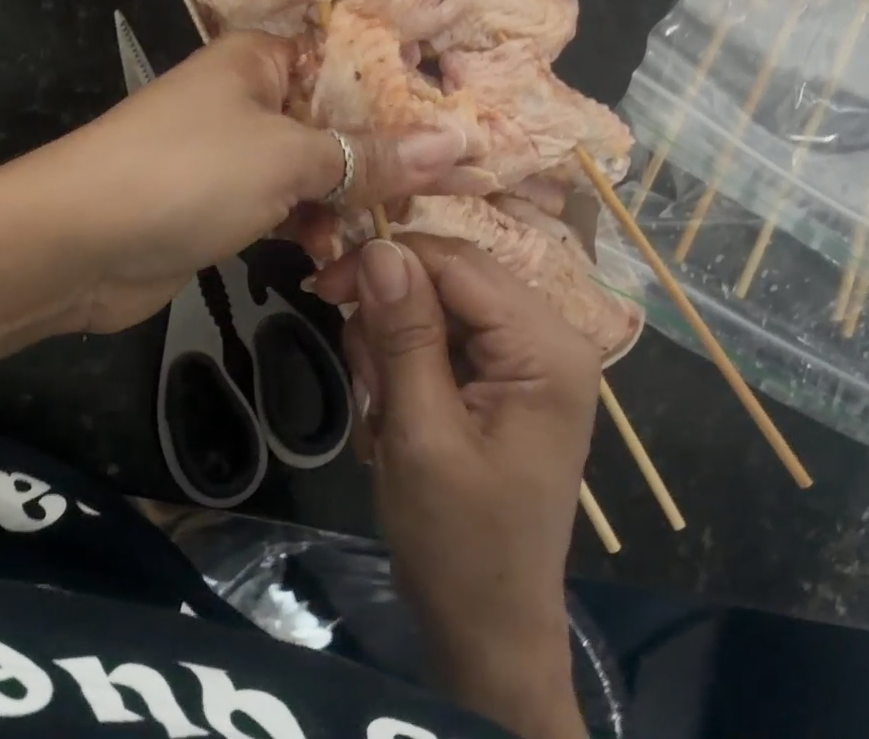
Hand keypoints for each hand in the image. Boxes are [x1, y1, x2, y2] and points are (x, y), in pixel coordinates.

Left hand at [16, 31, 465, 334]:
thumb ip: (366, 153)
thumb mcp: (283, 157)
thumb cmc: (181, 176)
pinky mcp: (219, 211)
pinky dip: (310, 233)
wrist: (74, 244)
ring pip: (314, 174)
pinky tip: (331, 260)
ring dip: (349, 206)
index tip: (470, 131)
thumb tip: (455, 143)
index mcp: (260, 60)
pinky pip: (283, 213)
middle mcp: (248, 101)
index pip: (352, 62)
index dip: (410, 95)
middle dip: (388, 160)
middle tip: (449, 197)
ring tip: (389, 238)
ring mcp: (231, 159)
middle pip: (338, 122)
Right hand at [318, 235, 597, 738]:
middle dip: (388, 311)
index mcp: (546, 350)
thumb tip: (379, 249)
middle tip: (360, 374)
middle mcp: (548, 341)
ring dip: (389, 345)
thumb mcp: (420, 432)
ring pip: (435, 306)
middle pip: (449, 278)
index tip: (320, 286)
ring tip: (380, 408)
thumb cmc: (456, 536)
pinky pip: (440, 340)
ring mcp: (527, 363)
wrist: (485, 619)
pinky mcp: (503, 383)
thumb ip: (404, 336)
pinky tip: (391, 410)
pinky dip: (401, 364)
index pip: (458, 263)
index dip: (386, 262)